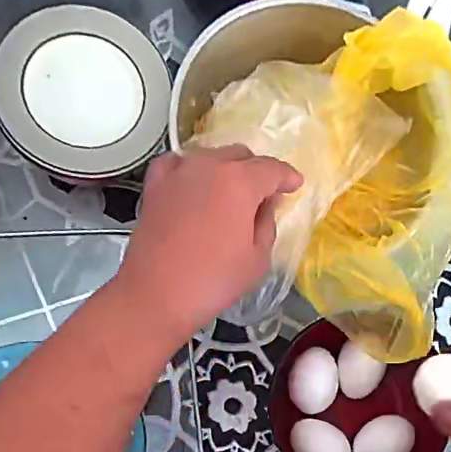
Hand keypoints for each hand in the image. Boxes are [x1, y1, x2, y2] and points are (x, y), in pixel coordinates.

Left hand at [114, 146, 302, 334]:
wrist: (157, 294)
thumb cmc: (214, 282)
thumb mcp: (257, 259)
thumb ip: (267, 223)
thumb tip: (265, 204)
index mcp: (240, 182)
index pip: (271, 169)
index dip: (287, 177)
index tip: (295, 185)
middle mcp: (209, 165)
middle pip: (240, 156)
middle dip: (256, 172)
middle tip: (262, 196)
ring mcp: (178, 171)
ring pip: (210, 157)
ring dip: (225, 171)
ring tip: (230, 195)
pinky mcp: (155, 185)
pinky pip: (178, 165)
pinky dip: (191, 171)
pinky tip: (194, 186)